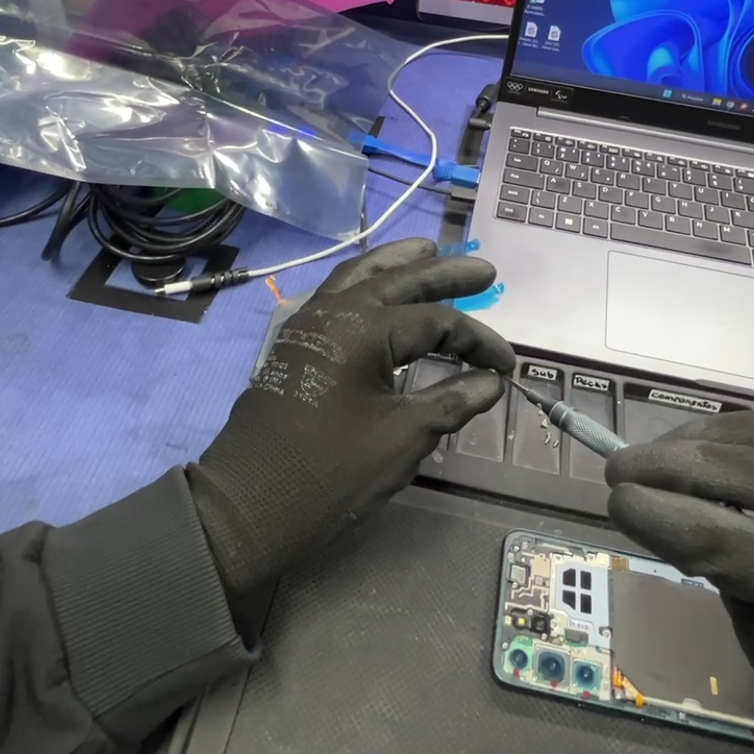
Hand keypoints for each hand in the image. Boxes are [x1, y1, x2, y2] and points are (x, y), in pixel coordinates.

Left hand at [189, 239, 513, 598]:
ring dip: (398, 263)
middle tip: (484, 270)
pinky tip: (380, 290)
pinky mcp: (297, 344)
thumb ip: (450, 402)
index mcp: (362, 329)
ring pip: (359, 276)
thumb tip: (492, 382)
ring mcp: (309, 324)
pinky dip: (366, 283)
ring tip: (428, 250)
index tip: (506, 366)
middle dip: (444, 273)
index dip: (478, 342)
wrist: (247, 503)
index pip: (435, 321)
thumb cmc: (329, 474)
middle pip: (399, 280)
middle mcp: (334, 312)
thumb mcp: (402, 439)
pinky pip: (337, 295)